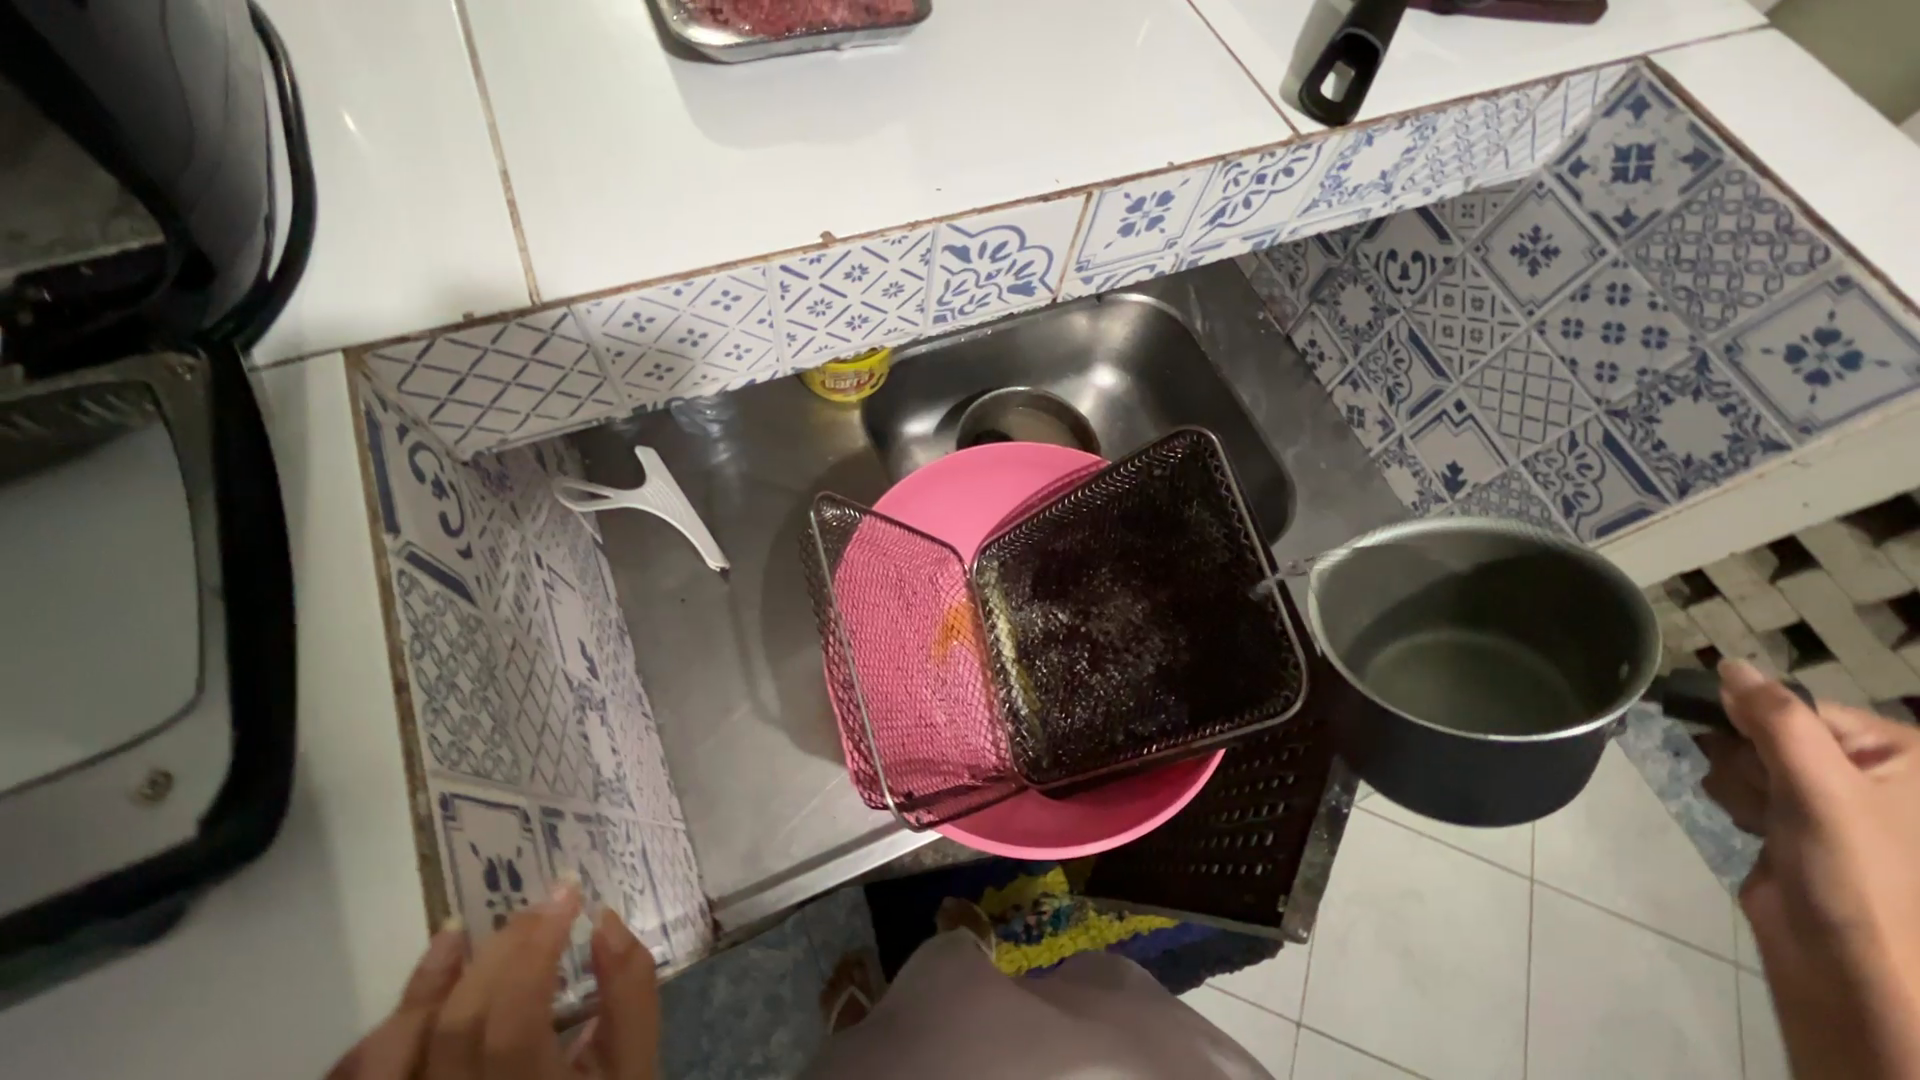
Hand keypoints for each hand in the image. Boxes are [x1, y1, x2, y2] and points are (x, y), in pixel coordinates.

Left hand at [326, 885, 659, 1079]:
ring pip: (398, 1051)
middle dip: (501, 951)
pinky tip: (428, 982)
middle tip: (539, 909)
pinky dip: (395, 1022)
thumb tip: (606, 922)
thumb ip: (630, 997)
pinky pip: (373, 1074)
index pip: (516, 1021)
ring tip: (462, 931)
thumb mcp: (635, 1071)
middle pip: (460, 1026)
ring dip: (431, 982)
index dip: (537, 948)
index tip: (569, 895)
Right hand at [1698, 658, 1919, 1079]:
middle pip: (1766, 729)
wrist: (1842, 962)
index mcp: (1900, 754)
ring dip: (1740, 785)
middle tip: (1770, 797)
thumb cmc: (1853, 871)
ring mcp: (1829, 799)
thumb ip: (1775, 719)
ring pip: (1746, 757)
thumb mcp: (1821, 787)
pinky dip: (1738, 804)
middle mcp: (1868, 770)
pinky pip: (1744, 786)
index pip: (1799, 706)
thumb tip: (1727, 663)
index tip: (1745, 748)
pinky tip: (1753, 830)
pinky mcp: (1793, 823)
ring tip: (1763, 821)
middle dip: (1750, 760)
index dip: (1759, 722)